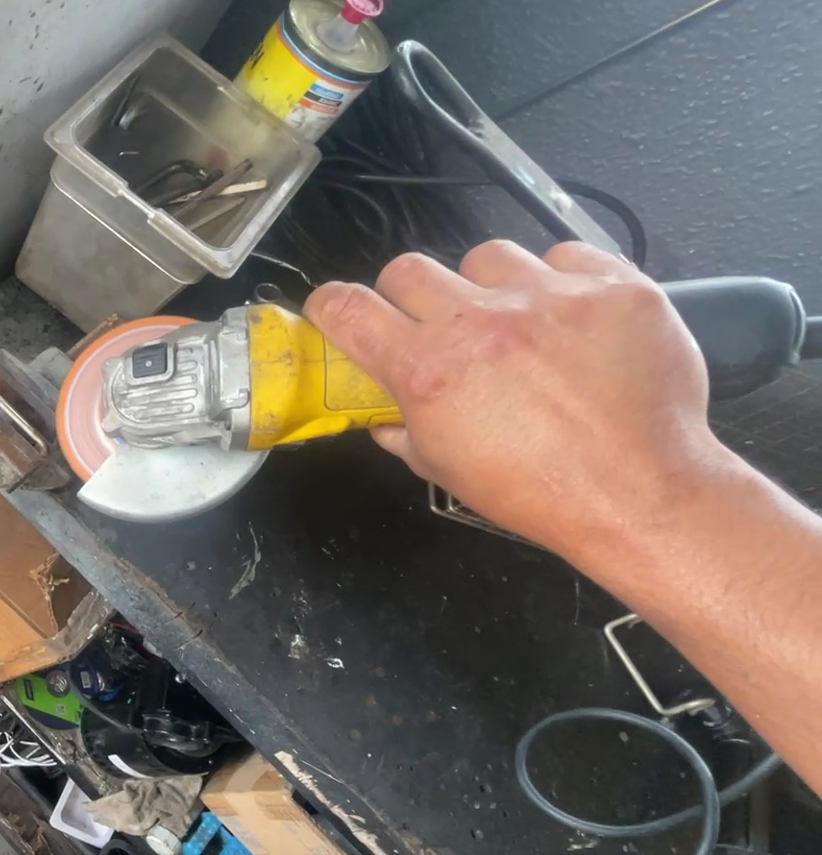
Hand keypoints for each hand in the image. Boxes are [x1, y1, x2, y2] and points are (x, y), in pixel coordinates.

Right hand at [304, 240, 735, 557]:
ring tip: (506, 317)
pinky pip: (564, 256)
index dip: (328, 304)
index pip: (348, 309)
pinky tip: (563, 315)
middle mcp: (477, 322)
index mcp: (423, 369)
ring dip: (482, 284)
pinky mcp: (614, 286)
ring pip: (485, 256)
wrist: (634, 489)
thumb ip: (399, 428)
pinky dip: (553, 280)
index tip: (330, 309)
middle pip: (408, 269)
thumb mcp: (436, 464)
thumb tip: (384, 416)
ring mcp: (548, 297)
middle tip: (425, 322)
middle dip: (405, 295)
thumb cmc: (524, 487)